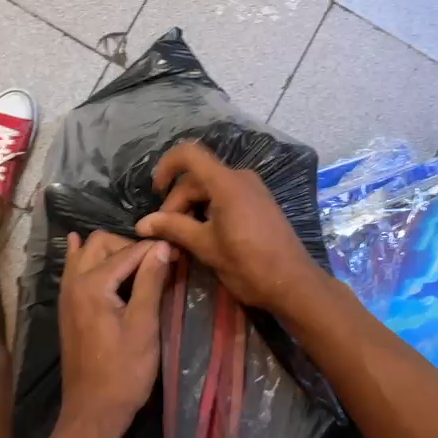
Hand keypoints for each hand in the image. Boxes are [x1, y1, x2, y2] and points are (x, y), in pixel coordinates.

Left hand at [58, 230, 170, 429]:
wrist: (93, 411)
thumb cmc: (123, 371)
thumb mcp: (144, 326)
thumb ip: (151, 281)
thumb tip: (161, 245)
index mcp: (92, 284)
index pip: (127, 252)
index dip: (154, 250)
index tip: (177, 252)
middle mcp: (74, 281)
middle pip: (101, 243)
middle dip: (129, 246)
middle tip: (154, 265)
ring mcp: (66, 293)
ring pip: (85, 252)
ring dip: (109, 251)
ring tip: (135, 263)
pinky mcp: (67, 306)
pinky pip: (73, 267)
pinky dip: (84, 257)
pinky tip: (84, 249)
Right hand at [134, 142, 322, 313]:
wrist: (294, 284)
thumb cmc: (248, 264)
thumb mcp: (206, 247)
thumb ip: (174, 228)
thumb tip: (142, 224)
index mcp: (226, 183)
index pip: (189, 154)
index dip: (167, 165)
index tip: (156, 191)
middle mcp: (240, 177)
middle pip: (198, 177)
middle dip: (177, 202)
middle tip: (167, 234)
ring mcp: (253, 188)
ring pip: (211, 188)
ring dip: (193, 208)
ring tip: (184, 238)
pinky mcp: (260, 201)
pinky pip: (227, 195)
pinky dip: (210, 209)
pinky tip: (206, 235)